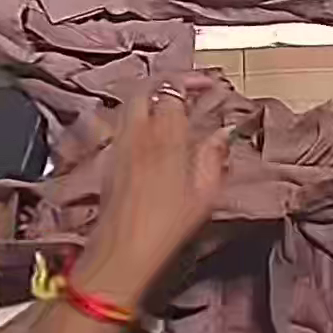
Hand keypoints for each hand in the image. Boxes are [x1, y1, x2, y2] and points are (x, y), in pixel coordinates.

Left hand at [73, 80, 230, 303]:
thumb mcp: (205, 193)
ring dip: (151, 95)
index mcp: (166, 136)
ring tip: (170, 104)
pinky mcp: (109, 158)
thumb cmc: (170, 224)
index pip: (173, 90)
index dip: (192, 82)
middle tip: (188, 88)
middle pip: (145, 87)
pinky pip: (123, 121)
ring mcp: (119, 143)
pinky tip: (152, 130)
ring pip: (130, 102)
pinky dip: (139, 114)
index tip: (210, 85)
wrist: (123, 250)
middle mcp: (138, 132)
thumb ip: (214, 156)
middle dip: (167, 82)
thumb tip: (222, 133)